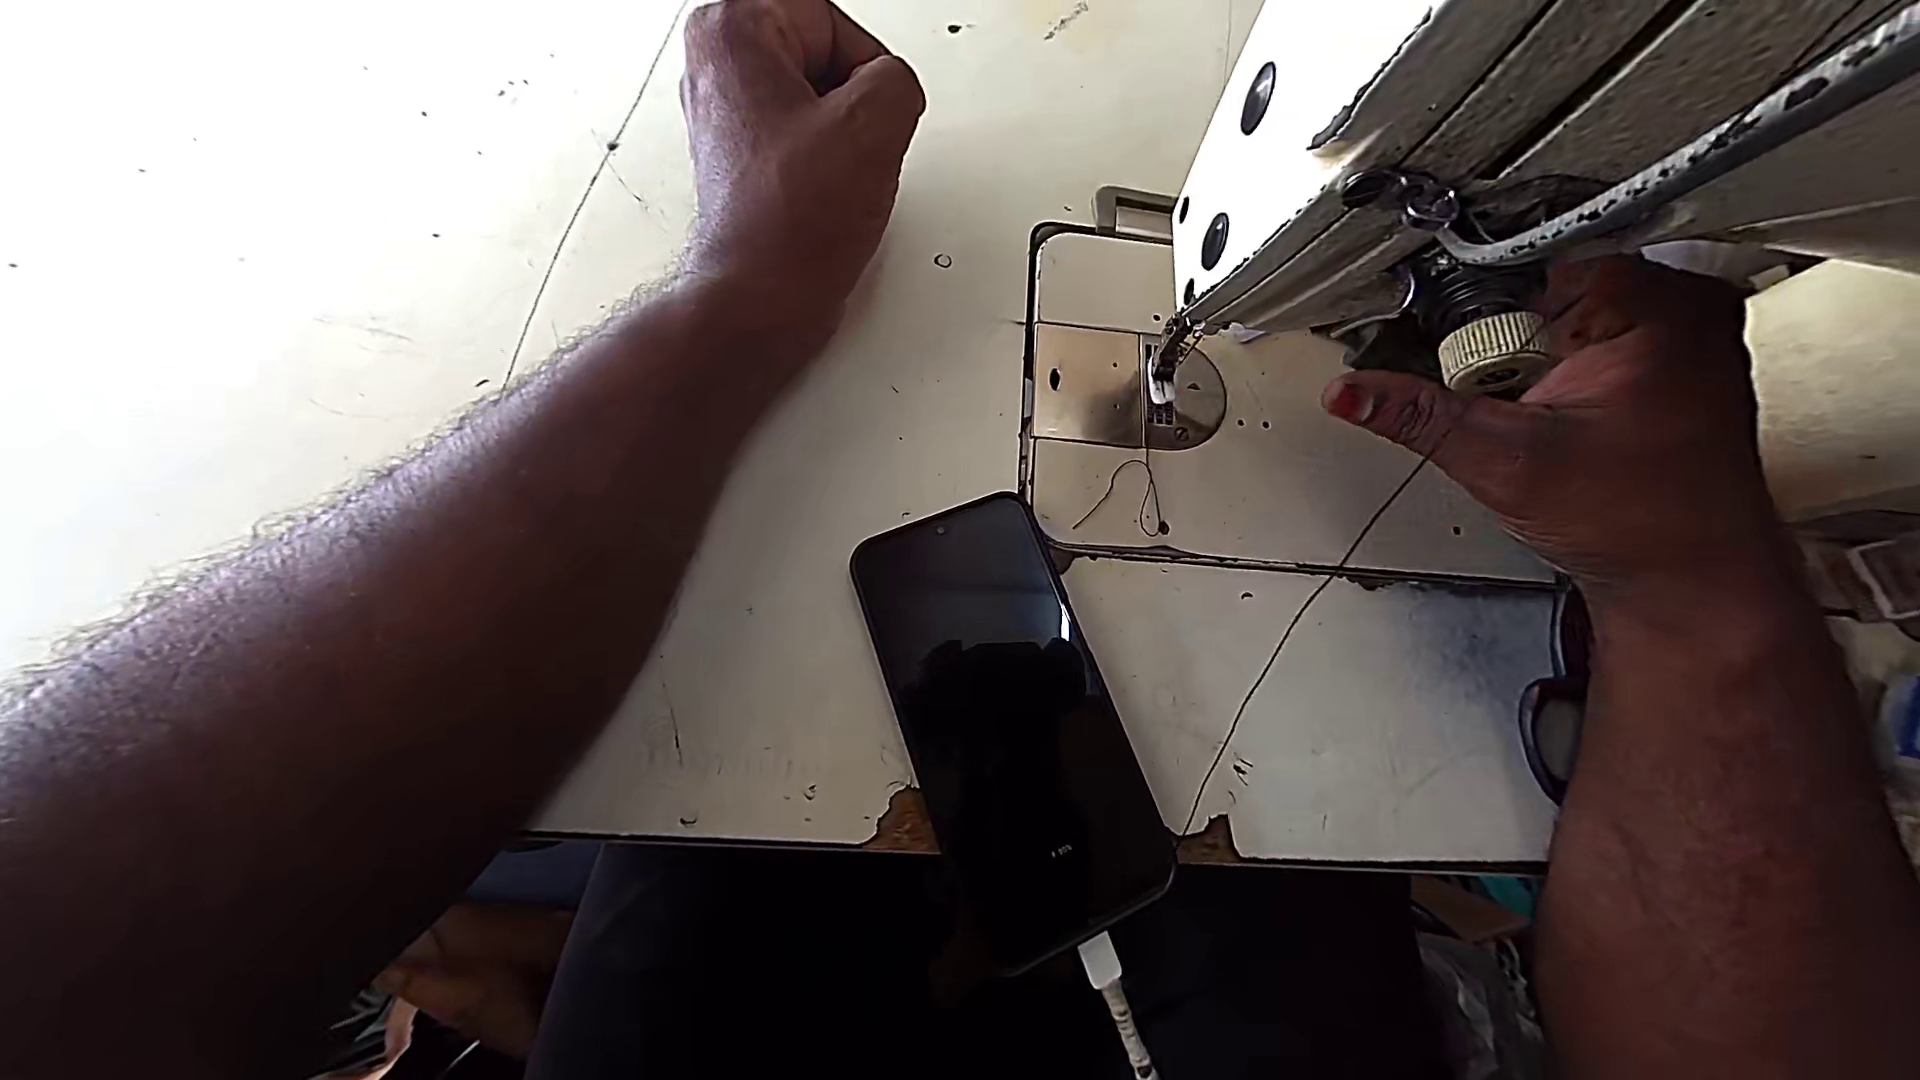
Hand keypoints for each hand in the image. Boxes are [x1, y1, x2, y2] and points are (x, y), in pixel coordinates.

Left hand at [679, 0, 924, 332]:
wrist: (764, 300)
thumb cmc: (791, 228)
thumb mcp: (875, 128)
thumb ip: (899, 81)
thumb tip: (896, 92)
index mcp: (731, 32)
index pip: (834, 23)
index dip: (872, 78)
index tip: (873, 122)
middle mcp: (717, 73)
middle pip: (824, 67)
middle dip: (855, 116)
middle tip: (850, 158)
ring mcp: (729, 126)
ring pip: (820, 116)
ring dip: (845, 151)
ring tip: (834, 189)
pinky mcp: (745, 171)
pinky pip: (807, 154)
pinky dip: (828, 177)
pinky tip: (826, 206)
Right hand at [1320, 255, 1781, 601]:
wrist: (1680, 570)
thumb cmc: (1631, 518)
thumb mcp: (1498, 459)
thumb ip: (1415, 416)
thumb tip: (1349, 391)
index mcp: (1657, 310)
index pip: (1533, 264)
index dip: (1472, 303)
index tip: (1446, 345)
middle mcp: (1675, 309)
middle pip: (1536, 289)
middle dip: (1488, 340)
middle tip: (1495, 397)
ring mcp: (1667, 335)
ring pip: (1546, 316)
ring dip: (1507, 358)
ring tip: (1521, 410)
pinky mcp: (1650, 362)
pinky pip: (1566, 340)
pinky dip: (1531, 370)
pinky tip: (1534, 411)